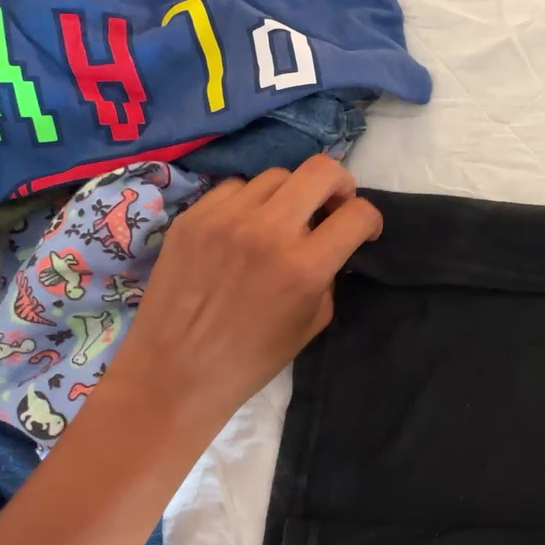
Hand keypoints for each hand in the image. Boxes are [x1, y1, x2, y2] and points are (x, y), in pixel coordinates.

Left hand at [101, 155, 381, 434]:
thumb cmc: (253, 358)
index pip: (357, 213)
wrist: (174, 373)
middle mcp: (268, 232)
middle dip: (340, 185)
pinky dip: (251, 203)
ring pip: (278, 176)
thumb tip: (333, 243)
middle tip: (333, 207)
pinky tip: (245, 228)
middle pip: (322, 170)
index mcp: (305, 267)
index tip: (363, 232)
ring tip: (284, 221)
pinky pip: (236, 188)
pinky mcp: (192, 218)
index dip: (370, 219)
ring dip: (292, 195)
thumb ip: (329, 274)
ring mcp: (225, 219)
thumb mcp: (313, 320)